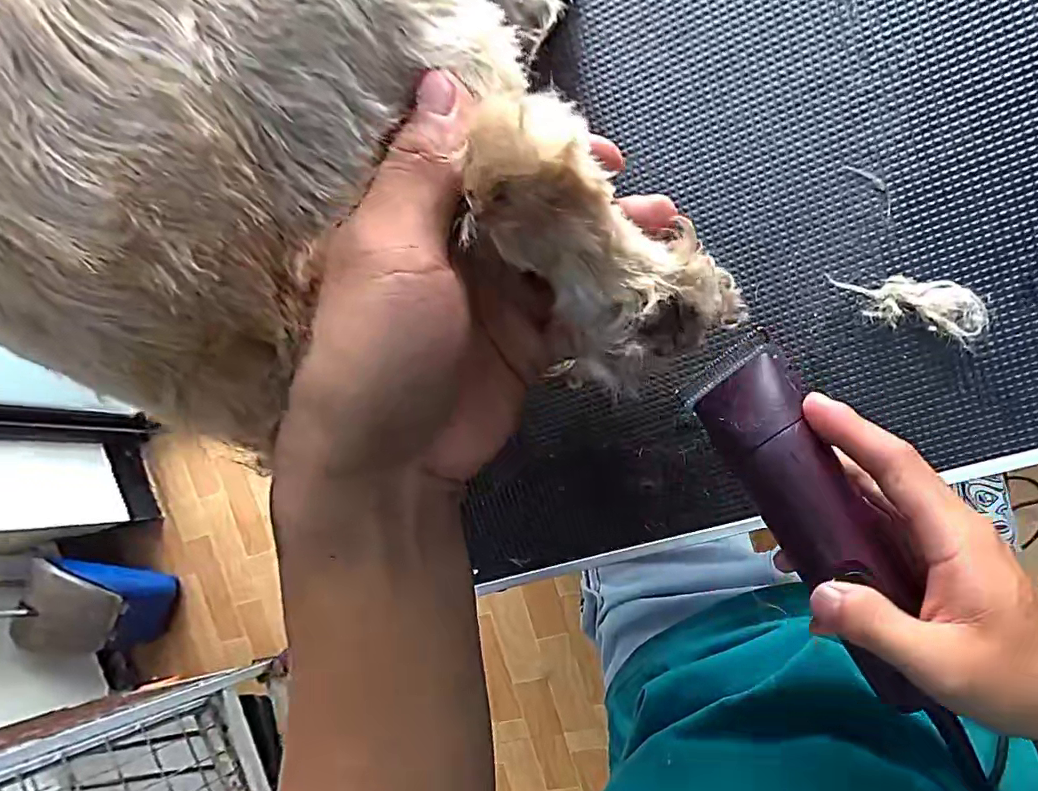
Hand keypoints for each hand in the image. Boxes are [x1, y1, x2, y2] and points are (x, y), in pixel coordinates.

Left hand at [272, 69, 681, 489]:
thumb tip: (443, 86)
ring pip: (563, 255)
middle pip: (534, 205)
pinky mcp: (530, 345)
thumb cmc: (378, 349)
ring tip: (659, 228)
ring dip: (608, 240)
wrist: (393, 458)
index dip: (531, 141)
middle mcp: (464, 248)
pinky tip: (643, 284)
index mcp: (418, 211)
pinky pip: (575, 310)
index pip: (480, 155)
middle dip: (585, 193)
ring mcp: (502, 300)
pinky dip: (608, 296)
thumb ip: (423, 173)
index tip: (581, 144)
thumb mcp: (390, 250)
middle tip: (634, 189)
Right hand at [796, 393, 1037, 746]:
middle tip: (783, 459)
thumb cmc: (1015, 679)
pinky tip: (824, 566)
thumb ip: (875, 626)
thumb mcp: (938, 661)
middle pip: (887, 481)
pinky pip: (891, 544)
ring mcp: (947, 551)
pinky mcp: (942, 572)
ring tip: (790, 518)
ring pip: (885, 512)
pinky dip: (854, 545)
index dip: (854, 432)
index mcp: (955, 537)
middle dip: (835, 462)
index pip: (899, 467)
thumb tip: (817, 593)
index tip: (812, 407)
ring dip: (839, 507)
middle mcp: (951, 531)